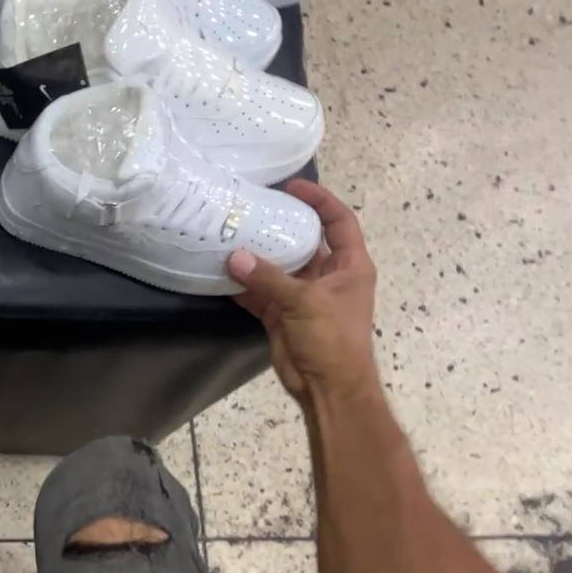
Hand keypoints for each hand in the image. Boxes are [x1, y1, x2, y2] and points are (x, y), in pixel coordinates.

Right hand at [227, 180, 379, 407]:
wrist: (328, 385)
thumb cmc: (332, 338)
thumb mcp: (304, 302)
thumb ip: (269, 279)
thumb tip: (235, 257)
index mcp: (349, 265)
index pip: (338, 222)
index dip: (320, 201)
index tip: (293, 187)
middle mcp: (327, 276)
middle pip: (303, 243)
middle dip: (279, 228)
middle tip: (252, 211)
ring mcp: (303, 297)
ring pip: (278, 269)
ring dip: (256, 259)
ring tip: (230, 238)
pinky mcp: (282, 316)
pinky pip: (260, 294)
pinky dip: (243, 287)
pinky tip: (222, 275)